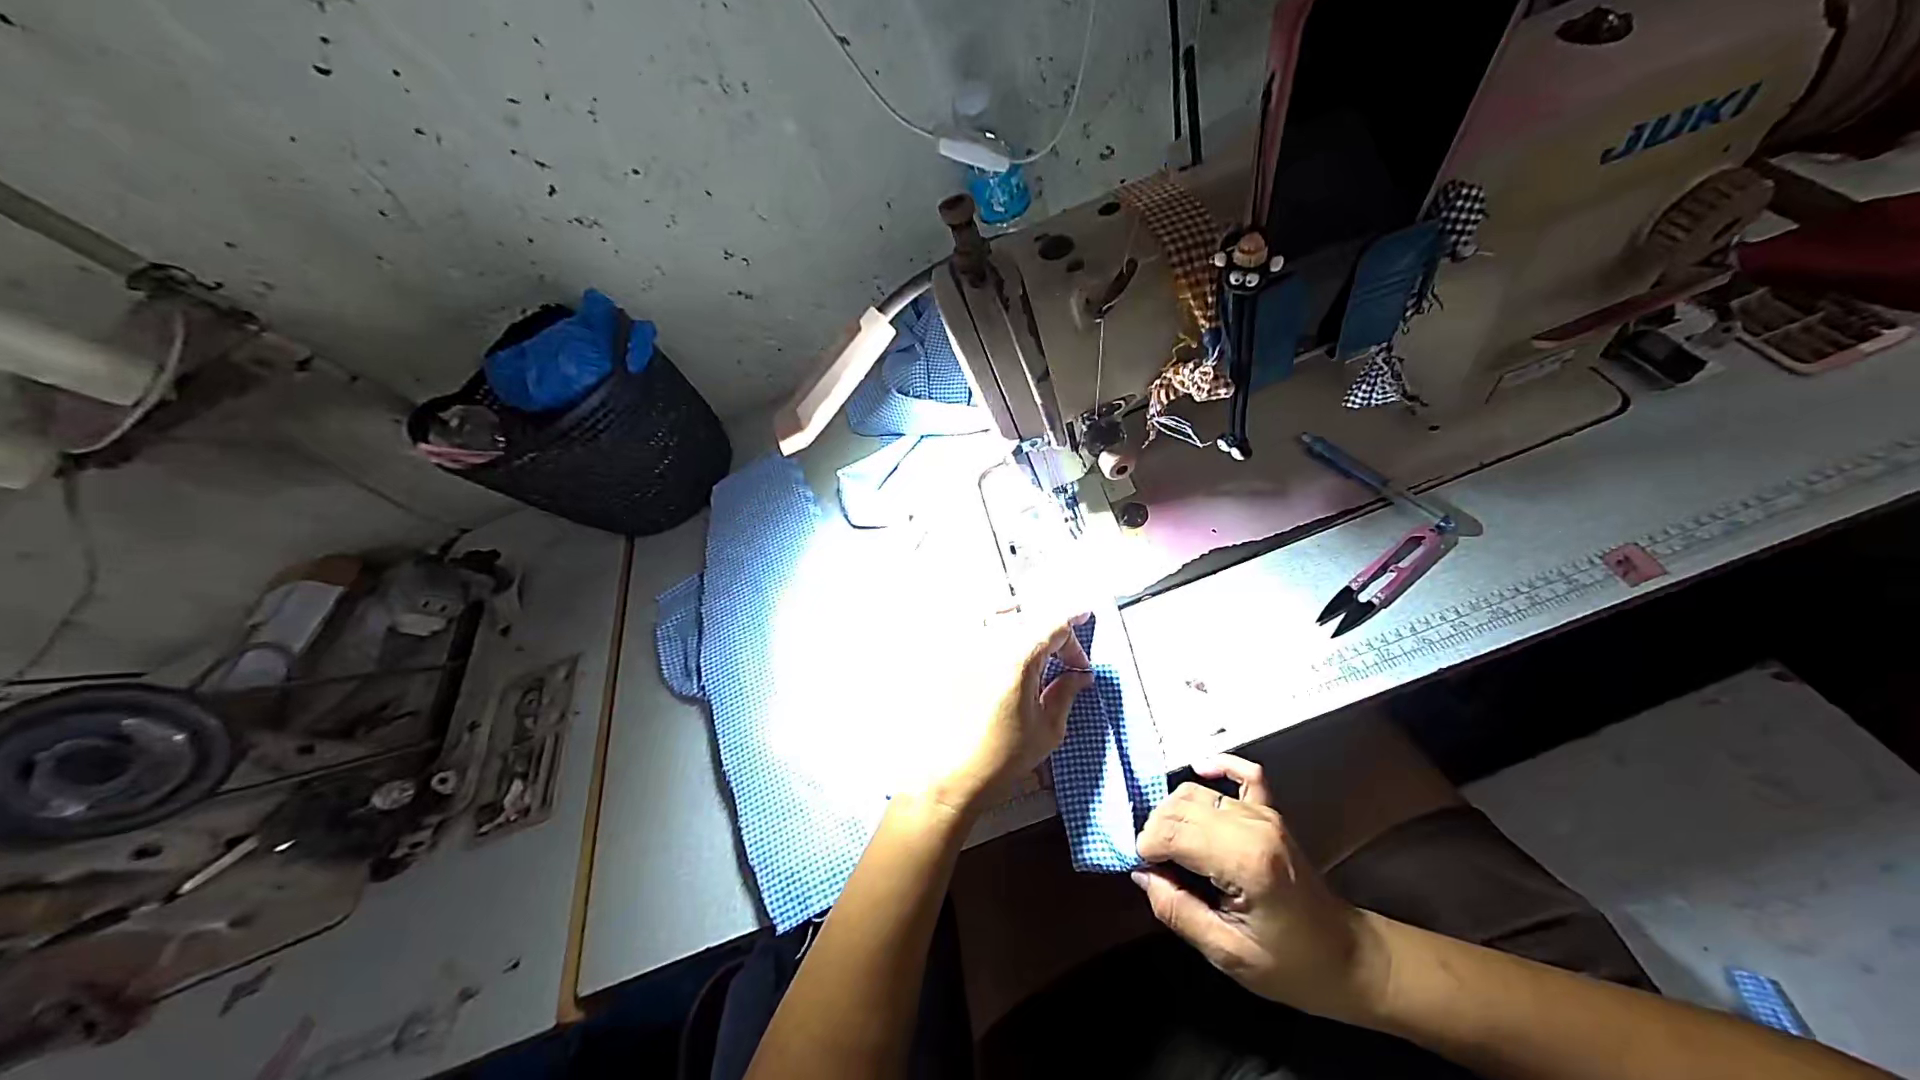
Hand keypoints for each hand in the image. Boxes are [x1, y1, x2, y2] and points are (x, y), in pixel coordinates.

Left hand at [926, 614, 1092, 816]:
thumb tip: (1078, 677)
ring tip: (1032, 638)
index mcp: (1017, 657)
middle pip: (1027, 613)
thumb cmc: (999, 759)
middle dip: (1051, 629)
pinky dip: (988, 624)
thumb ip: (1065, 694)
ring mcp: (962, 646)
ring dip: (1020, 619)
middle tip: (1063, 653)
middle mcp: (987, 642)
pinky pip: (968, 624)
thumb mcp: (1047, 730)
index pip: (1055, 624)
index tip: (1080, 662)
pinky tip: (997, 642)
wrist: (948, 778)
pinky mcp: (945, 657)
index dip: (1075, 638)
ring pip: (995, 611)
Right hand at [1132, 755, 1388, 1023]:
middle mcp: (1253, 824)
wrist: (1350, 959)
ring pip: (1197, 791)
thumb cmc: (1292, 964)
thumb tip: (1142, 875)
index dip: (1147, 848)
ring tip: (1171, 846)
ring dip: (1173, 811)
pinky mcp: (1272, 812)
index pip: (1172, 831)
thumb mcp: (1225, 952)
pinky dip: (1219, 766)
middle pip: (1180, 805)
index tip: (1144, 871)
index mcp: (1244, 860)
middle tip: (1156, 865)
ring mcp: (1264, 813)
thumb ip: (1176, 910)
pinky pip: (1244, 774)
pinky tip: (1201, 768)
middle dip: (1156, 830)